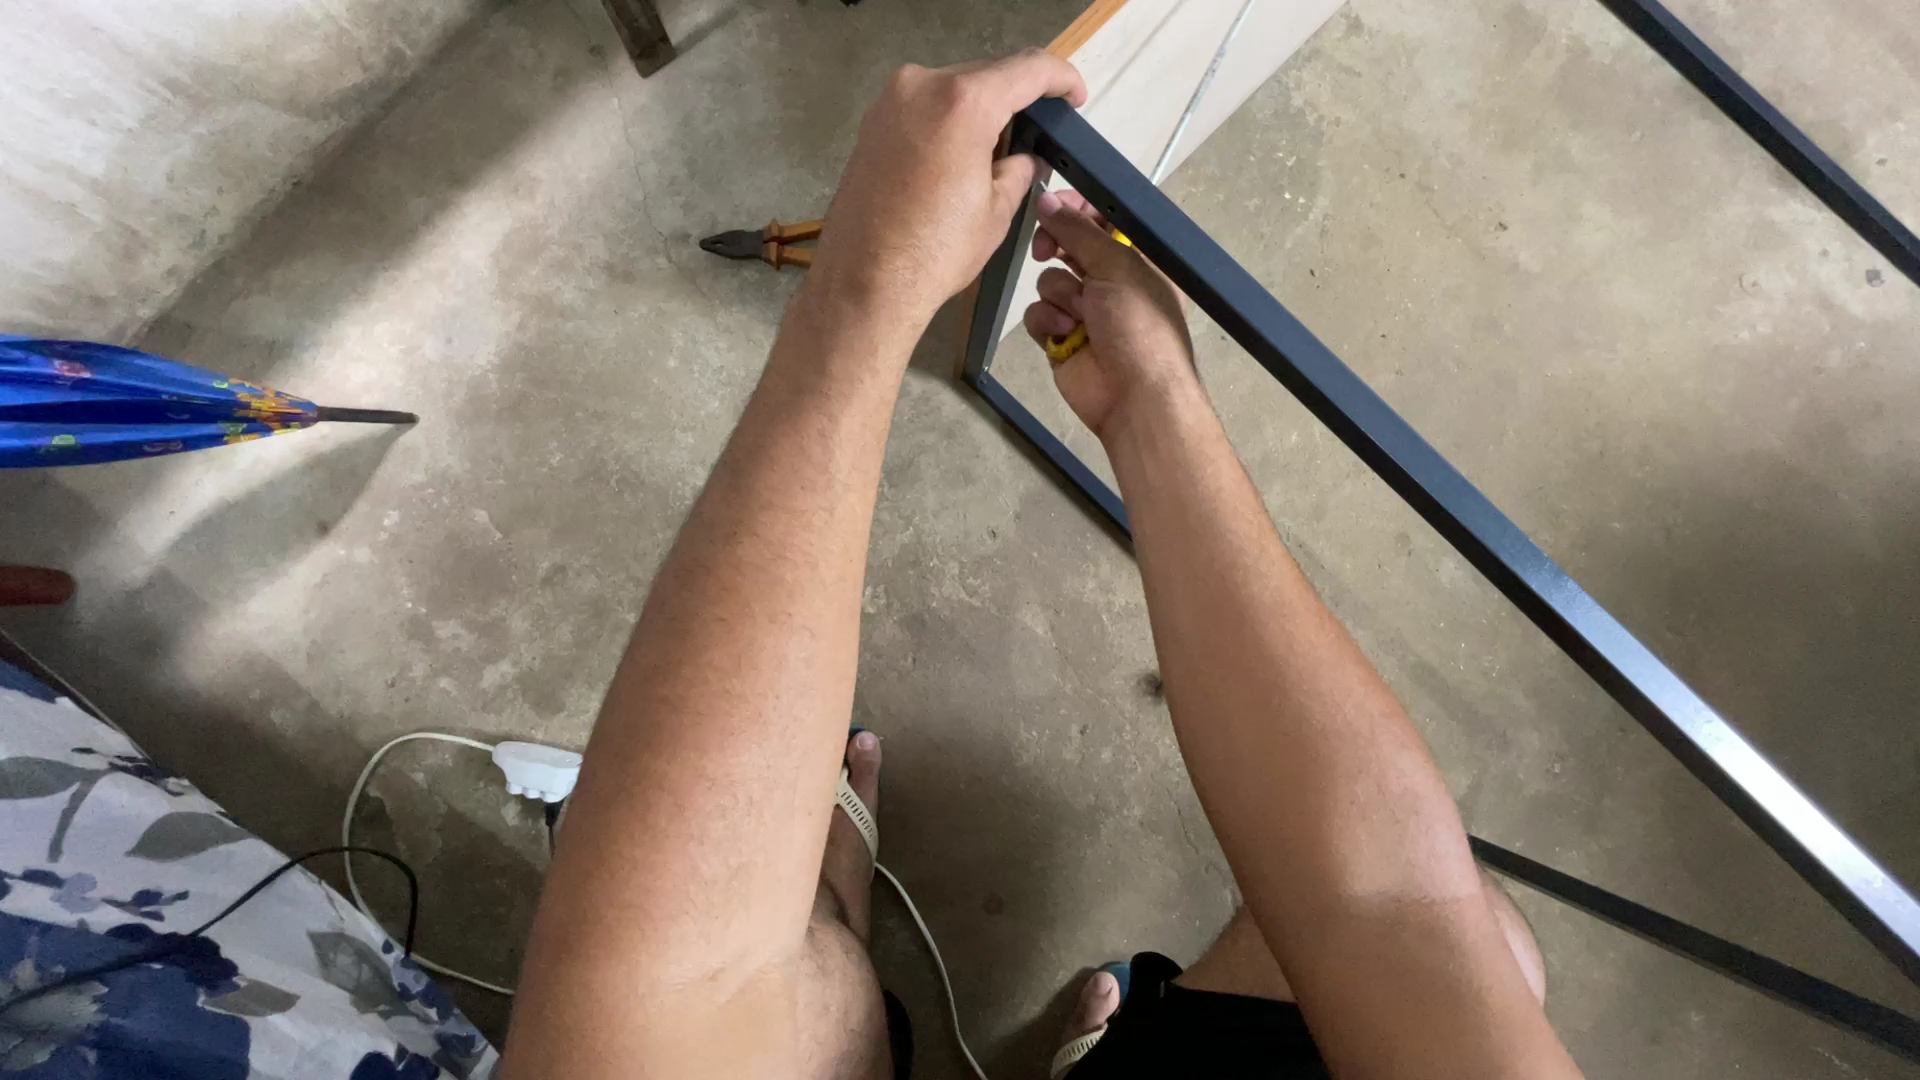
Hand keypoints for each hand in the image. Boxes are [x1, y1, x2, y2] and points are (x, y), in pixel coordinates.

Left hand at [810, 51, 1087, 325]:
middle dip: (1014, 103)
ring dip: (978, 116)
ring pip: (951, 93)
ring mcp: (890, 103)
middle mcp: (921, 87)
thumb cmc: (932, 255)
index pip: (1026, 70)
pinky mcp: (870, 126)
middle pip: (985, 77)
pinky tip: (955, 163)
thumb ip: (1018, 171)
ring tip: (992, 160)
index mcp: (962, 103)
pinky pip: (922, 111)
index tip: (1073, 94)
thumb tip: (1024, 159)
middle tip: (1033, 138)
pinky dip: (946, 127)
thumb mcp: (995, 213)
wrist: (866, 283)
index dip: (1060, 79)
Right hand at [1024, 190, 1197, 437]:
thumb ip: (1078, 231)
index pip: (1102, 219)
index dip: (1077, 208)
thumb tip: (1046, 199)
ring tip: (1079, 316)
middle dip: (1057, 248)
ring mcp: (1084, 310)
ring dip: (1060, 295)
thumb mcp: (1117, 266)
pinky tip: (1064, 335)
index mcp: (1137, 258)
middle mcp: (1110, 280)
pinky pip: (1038, 314)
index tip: (1053, 203)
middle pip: (1069, 246)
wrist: (1133, 396)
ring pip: (1050, 281)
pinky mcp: (1060, 337)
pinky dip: (1047, 322)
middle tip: (1046, 250)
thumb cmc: (1139, 325)